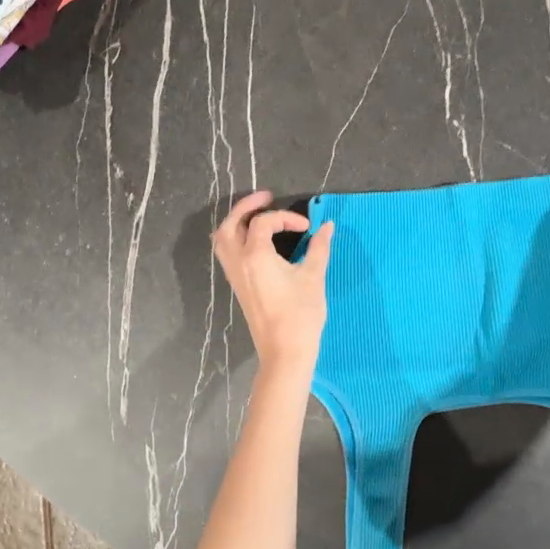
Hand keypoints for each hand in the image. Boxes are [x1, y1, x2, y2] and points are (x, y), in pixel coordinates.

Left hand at [212, 190, 334, 372]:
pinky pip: (226, 254)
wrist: (285, 351)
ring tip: (254, 215)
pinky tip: (252, 241)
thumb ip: (319, 247)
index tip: (307, 228)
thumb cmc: (301, 314)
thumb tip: (327, 226)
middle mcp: (238, 261)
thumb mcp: (314, 277)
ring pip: (222, 239)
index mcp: (255, 255)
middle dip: (247, 206)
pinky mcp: (237, 286)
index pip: (265, 222)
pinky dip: (234, 239)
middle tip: (266, 197)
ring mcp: (234, 275)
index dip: (286, 218)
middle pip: (231, 223)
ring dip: (235, 222)